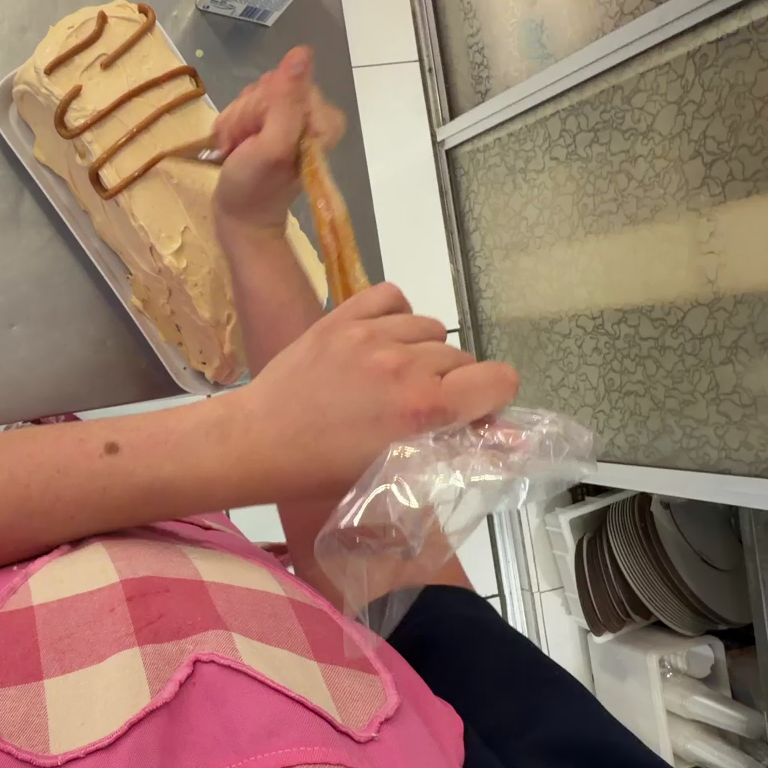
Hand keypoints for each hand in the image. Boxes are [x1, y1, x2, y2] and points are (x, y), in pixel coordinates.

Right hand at [211, 46, 346, 233]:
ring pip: (254, 95)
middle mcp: (311, 115)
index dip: (262, 106)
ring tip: (238, 150)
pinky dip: (233, 126)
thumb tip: (301, 53)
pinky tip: (234, 146)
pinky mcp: (272, 125)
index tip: (255, 137)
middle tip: (244, 146)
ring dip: (237, 122)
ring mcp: (290, 120)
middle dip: (247, 115)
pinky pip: (246, 105)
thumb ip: (286, 101)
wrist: (240, 220)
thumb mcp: (271, 145)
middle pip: (269, 86)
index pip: (286, 82)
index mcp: (322, 119)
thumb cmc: (253, 189)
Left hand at [223, 283, 519, 497]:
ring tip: (389, 373)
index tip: (466, 410)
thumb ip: (452, 448)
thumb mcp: (394, 471)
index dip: (489, 397)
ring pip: (428, 326)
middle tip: (412, 404)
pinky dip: (394, 312)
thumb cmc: (321, 469)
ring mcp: (369, 336)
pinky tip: (380, 337)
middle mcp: (404, 365)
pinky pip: (390, 295)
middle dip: (447, 380)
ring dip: (419, 349)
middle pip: (461, 356)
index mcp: (424, 409)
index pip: (499, 379)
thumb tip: (508, 437)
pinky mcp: (339, 320)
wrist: (258, 440)